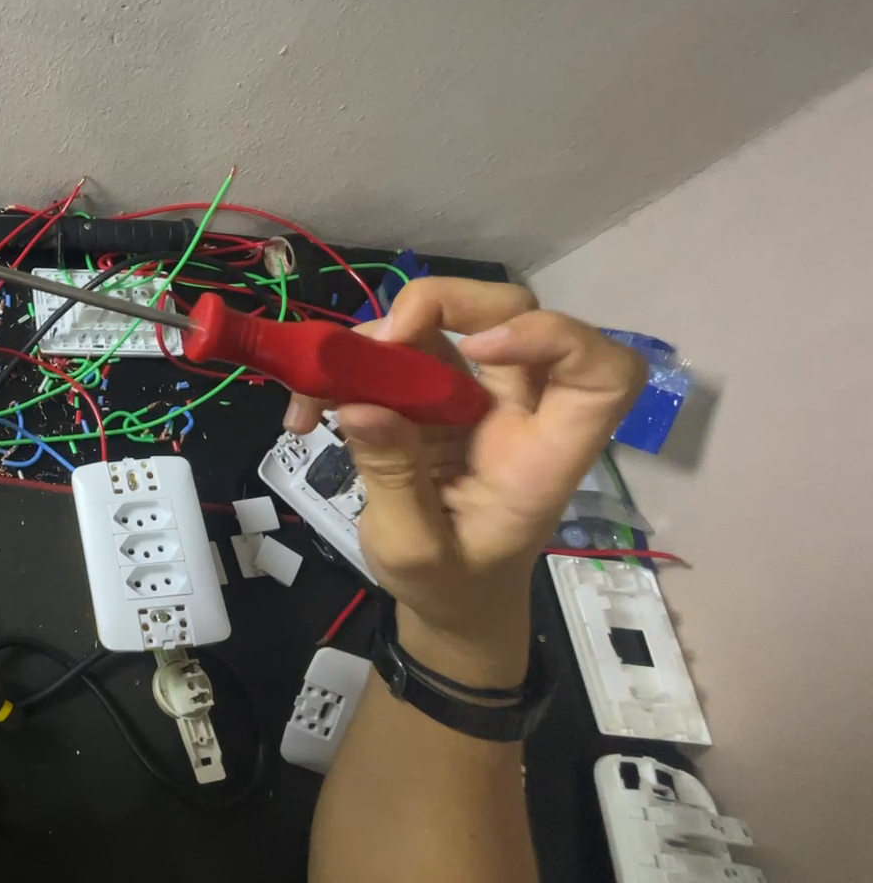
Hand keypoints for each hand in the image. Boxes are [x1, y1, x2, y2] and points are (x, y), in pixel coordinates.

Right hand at [284, 278, 644, 681]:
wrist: (444, 598)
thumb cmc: (449, 583)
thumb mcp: (415, 547)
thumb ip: (394, 478)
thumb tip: (362, 405)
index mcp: (542, 453)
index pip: (599, 372)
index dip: (550, 337)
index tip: (473, 348)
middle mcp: (511, 410)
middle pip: (508, 313)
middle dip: (440, 304)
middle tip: (380, 337)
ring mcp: (464, 399)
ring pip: (431, 328)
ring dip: (364, 346)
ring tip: (310, 395)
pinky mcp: (420, 401)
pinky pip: (383, 360)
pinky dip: (337, 373)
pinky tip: (303, 413)